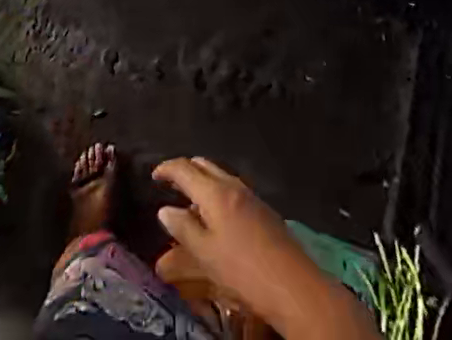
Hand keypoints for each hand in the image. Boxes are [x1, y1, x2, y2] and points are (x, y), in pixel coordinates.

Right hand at [154, 157, 378, 339]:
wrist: (296, 287)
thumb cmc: (244, 270)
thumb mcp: (205, 253)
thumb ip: (182, 228)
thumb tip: (165, 210)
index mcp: (214, 192)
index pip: (183, 168)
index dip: (166, 169)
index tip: (154, 176)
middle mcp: (232, 186)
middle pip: (203, 165)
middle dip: (185, 170)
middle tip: (172, 185)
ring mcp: (251, 196)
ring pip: (219, 176)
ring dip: (202, 182)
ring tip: (191, 204)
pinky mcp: (264, 210)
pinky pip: (233, 189)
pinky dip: (218, 193)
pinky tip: (218, 218)